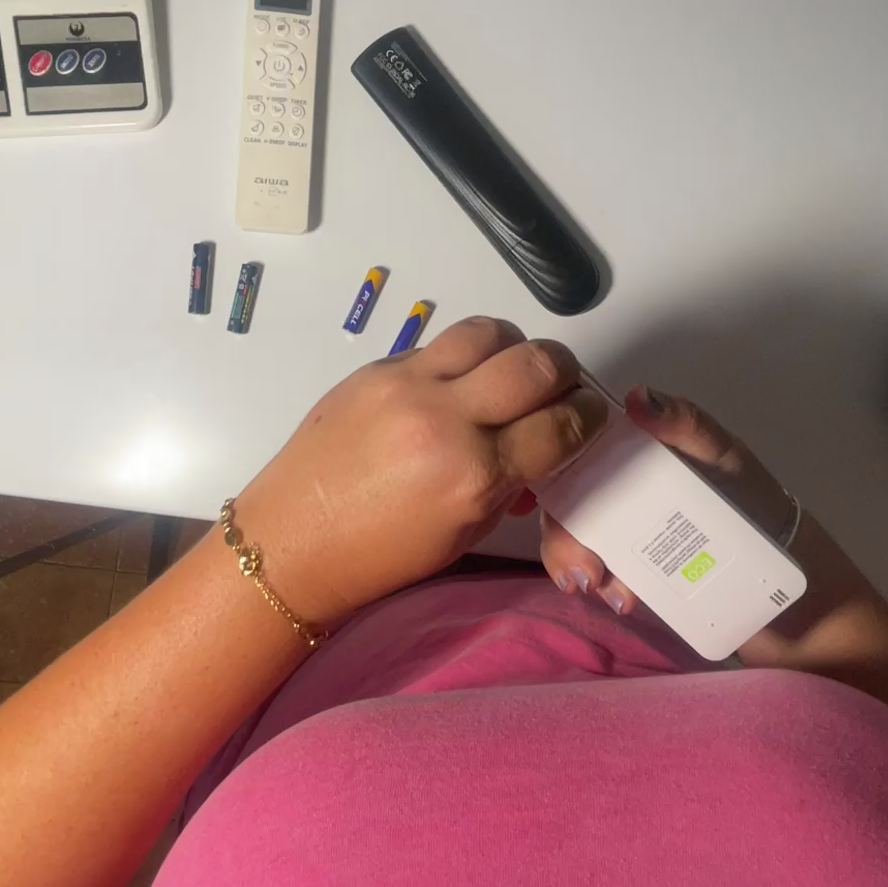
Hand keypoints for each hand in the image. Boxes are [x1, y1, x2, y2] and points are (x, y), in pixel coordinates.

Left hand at [231, 316, 610, 627]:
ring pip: (490, 332)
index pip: (561, 426)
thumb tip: (544, 445)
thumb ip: (511, 481)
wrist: (294, 539)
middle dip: (566, 372)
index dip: (590, 417)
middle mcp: (446, 420)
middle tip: (563, 388)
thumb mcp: (465, 531)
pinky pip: (441, 344)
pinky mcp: (378, 368)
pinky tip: (460, 382)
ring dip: (516, 347)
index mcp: (474, 476)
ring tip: (512, 372)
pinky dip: (466, 357)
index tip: (593, 415)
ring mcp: (407, 385)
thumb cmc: (383, 555)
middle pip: (537, 364)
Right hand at [538, 385, 794, 612]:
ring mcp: (625, 532)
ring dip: (578, 565)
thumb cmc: (756, 507)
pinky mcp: (634, 571)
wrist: (793, 585)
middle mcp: (621, 489)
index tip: (547, 504)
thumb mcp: (726, 457)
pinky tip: (623, 600)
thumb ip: (687, 424)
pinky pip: (601, 575)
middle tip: (584, 570)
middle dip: (563, 536)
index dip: (551, 470)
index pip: (576, 452)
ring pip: (576, 540)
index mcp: (634, 453)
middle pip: (568, 502)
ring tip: (612, 591)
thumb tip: (636, 397)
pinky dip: (604, 587)